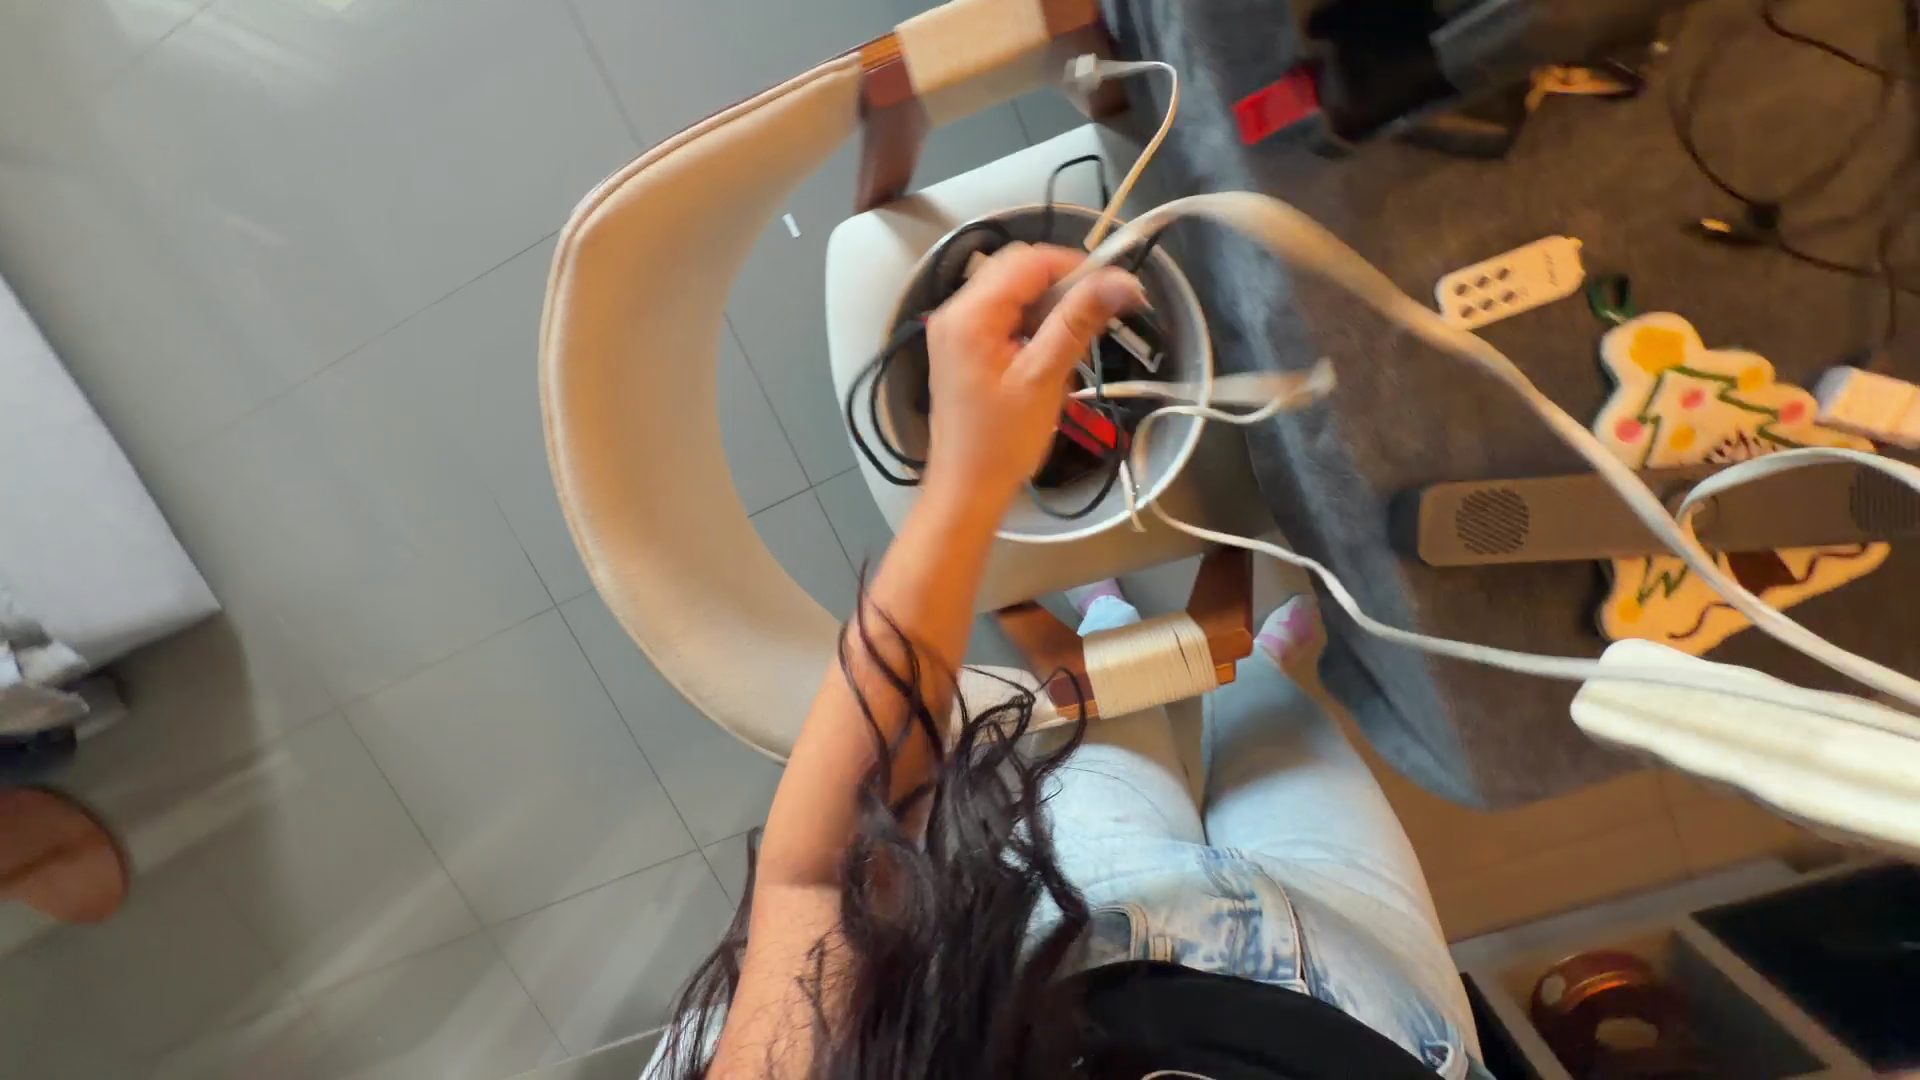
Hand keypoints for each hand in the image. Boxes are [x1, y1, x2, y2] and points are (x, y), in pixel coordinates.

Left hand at [919, 242, 1146, 510]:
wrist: (967, 489)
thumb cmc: (1002, 442)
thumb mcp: (1044, 377)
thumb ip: (1079, 321)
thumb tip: (1122, 279)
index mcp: (969, 314)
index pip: (1028, 260)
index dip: (1075, 267)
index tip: (1112, 290)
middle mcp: (954, 313)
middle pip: (1017, 270)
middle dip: (1061, 287)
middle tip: (1093, 319)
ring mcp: (955, 331)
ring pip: (1012, 294)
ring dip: (1047, 308)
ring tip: (1068, 346)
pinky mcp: (962, 349)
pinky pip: (1002, 318)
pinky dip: (1030, 327)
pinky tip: (1046, 356)